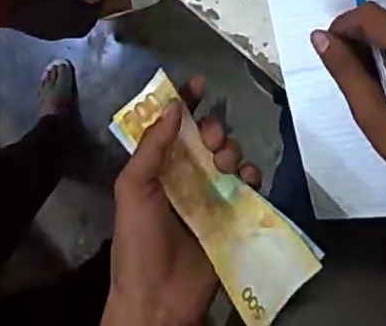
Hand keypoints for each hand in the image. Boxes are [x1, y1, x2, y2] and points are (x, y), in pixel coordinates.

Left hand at [104, 77, 260, 325]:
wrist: (158, 302)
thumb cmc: (138, 242)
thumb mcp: (133, 188)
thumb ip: (151, 146)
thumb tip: (172, 105)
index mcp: (159, 166)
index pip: (173, 123)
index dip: (185, 100)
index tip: (199, 83)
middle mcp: (185, 174)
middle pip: (206, 134)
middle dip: (213, 126)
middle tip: (211, 140)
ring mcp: (210, 194)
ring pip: (229, 154)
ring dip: (231, 149)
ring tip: (224, 164)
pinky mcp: (231, 215)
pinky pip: (248, 186)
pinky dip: (252, 175)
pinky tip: (247, 179)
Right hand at [313, 4, 385, 196]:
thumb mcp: (371, 113)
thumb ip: (345, 69)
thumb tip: (319, 36)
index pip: (370, 16)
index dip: (343, 27)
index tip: (330, 53)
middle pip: (381, 21)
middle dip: (356, 39)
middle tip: (347, 74)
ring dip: (370, 48)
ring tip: (366, 84)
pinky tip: (383, 83)